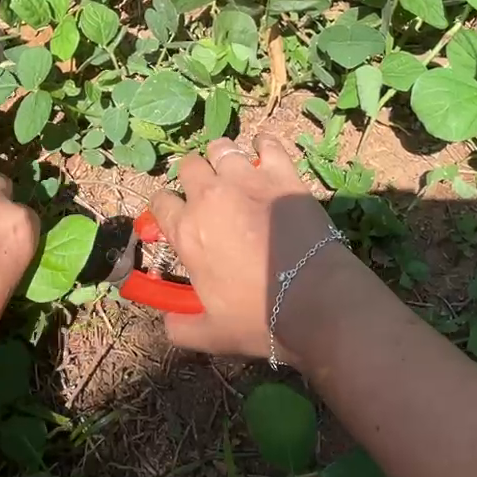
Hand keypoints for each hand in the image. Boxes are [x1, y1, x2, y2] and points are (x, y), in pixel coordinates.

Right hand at [148, 136, 356, 365]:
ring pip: (221, 148)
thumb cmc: (259, 317)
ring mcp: (245, 179)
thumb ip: (181, 327)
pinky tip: (265, 155)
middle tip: (210, 196)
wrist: (315, 300)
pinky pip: (265, 142)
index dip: (167, 210)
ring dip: (223, 158)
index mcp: (187, 231)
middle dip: (195, 178)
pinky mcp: (280, 172)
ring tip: (234, 173)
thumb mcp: (212, 335)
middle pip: (189, 166)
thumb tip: (168, 322)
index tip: (179, 219)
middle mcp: (209, 196)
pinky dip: (263, 144)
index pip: (160, 202)